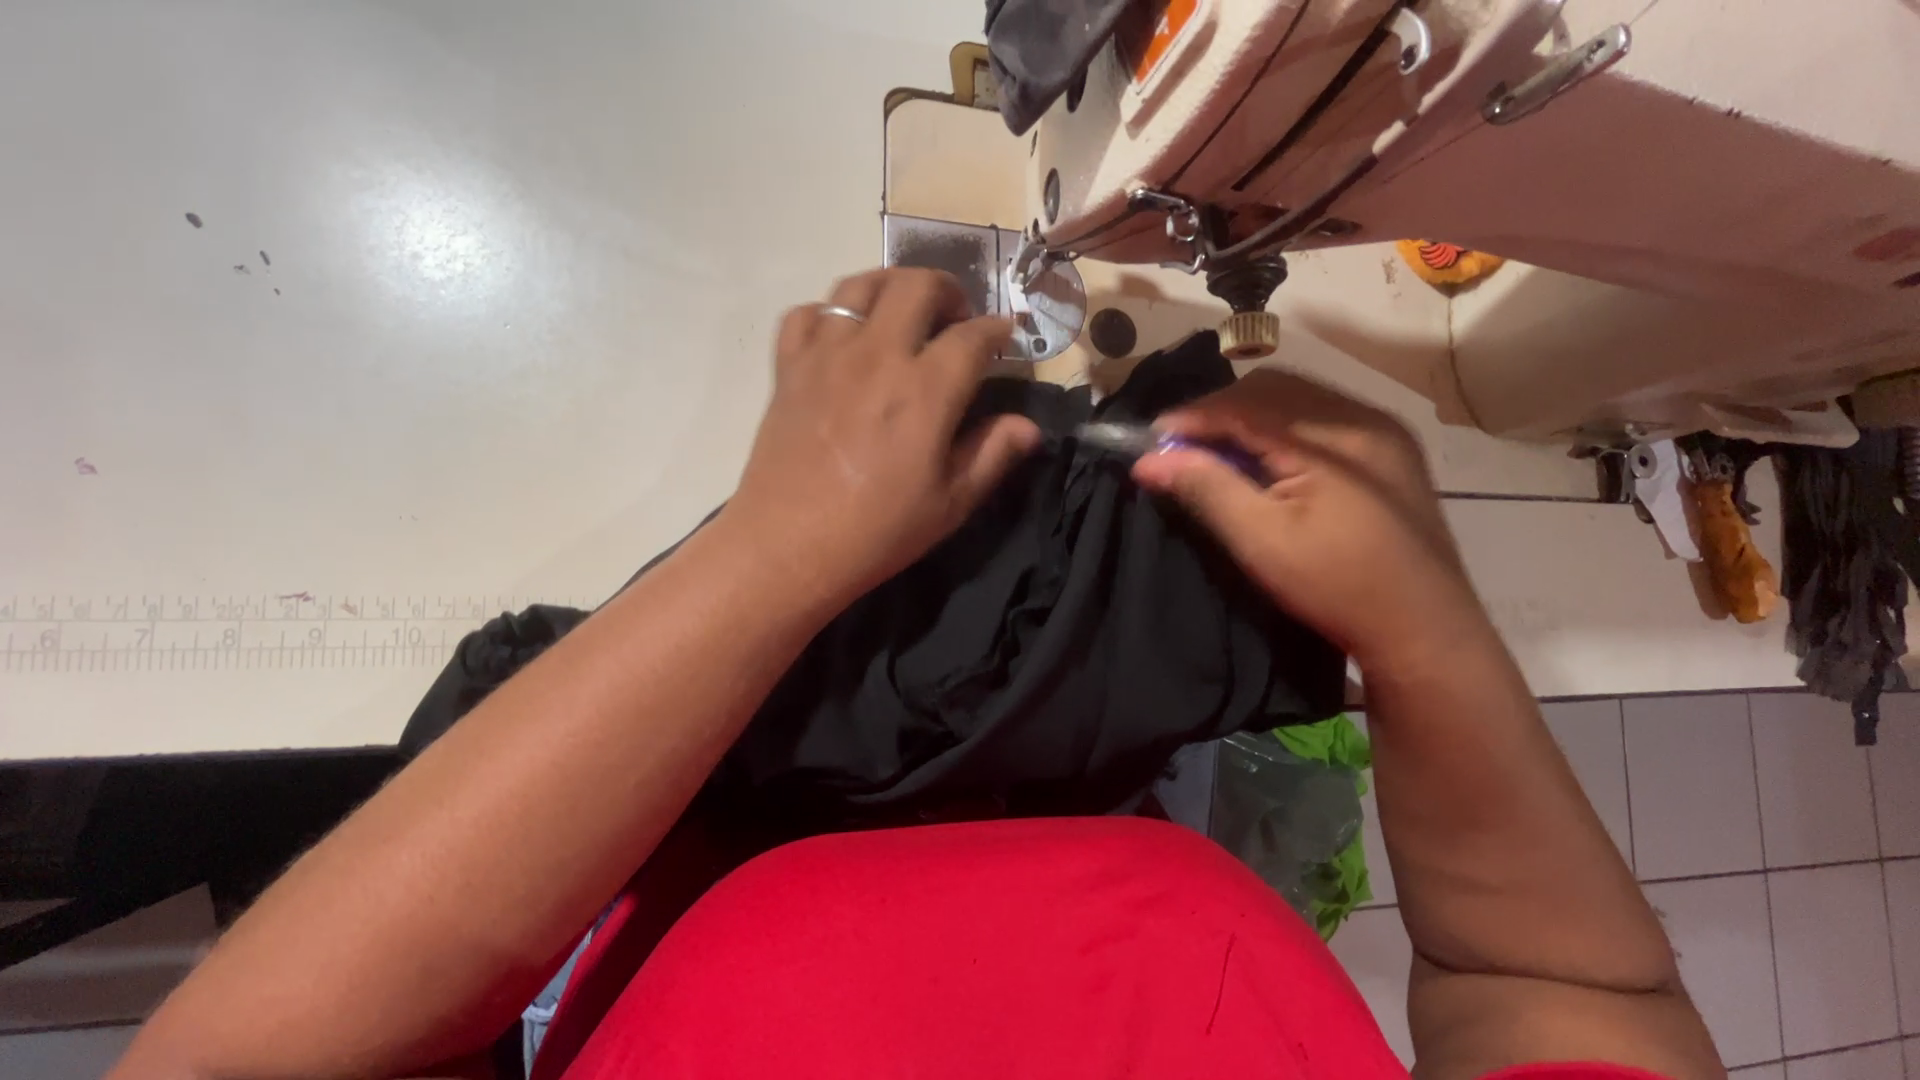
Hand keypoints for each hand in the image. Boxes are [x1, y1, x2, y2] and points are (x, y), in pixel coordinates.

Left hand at [721, 268, 1040, 607]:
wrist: (789, 547)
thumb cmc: (878, 532)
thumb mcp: (950, 503)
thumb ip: (992, 455)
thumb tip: (1029, 425)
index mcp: (926, 391)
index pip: (973, 335)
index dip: (997, 329)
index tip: (1006, 335)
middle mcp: (877, 356)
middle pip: (917, 286)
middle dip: (948, 290)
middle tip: (956, 319)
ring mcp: (826, 356)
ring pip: (860, 285)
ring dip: (892, 286)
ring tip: (903, 312)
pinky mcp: (788, 368)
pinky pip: (807, 313)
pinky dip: (830, 313)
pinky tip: (843, 337)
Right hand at [1131, 369, 1488, 669]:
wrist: (1425, 629)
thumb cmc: (1336, 586)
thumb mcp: (1260, 540)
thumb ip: (1206, 489)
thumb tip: (1147, 460)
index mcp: (1333, 438)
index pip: (1246, 405)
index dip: (1193, 416)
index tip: (1151, 438)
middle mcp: (1363, 419)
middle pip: (1275, 389)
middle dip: (1221, 409)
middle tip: (1183, 444)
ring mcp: (1384, 432)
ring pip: (1301, 398)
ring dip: (1251, 414)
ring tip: (1218, 449)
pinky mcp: (1392, 451)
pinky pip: (1325, 415)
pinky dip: (1283, 425)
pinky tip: (1266, 457)